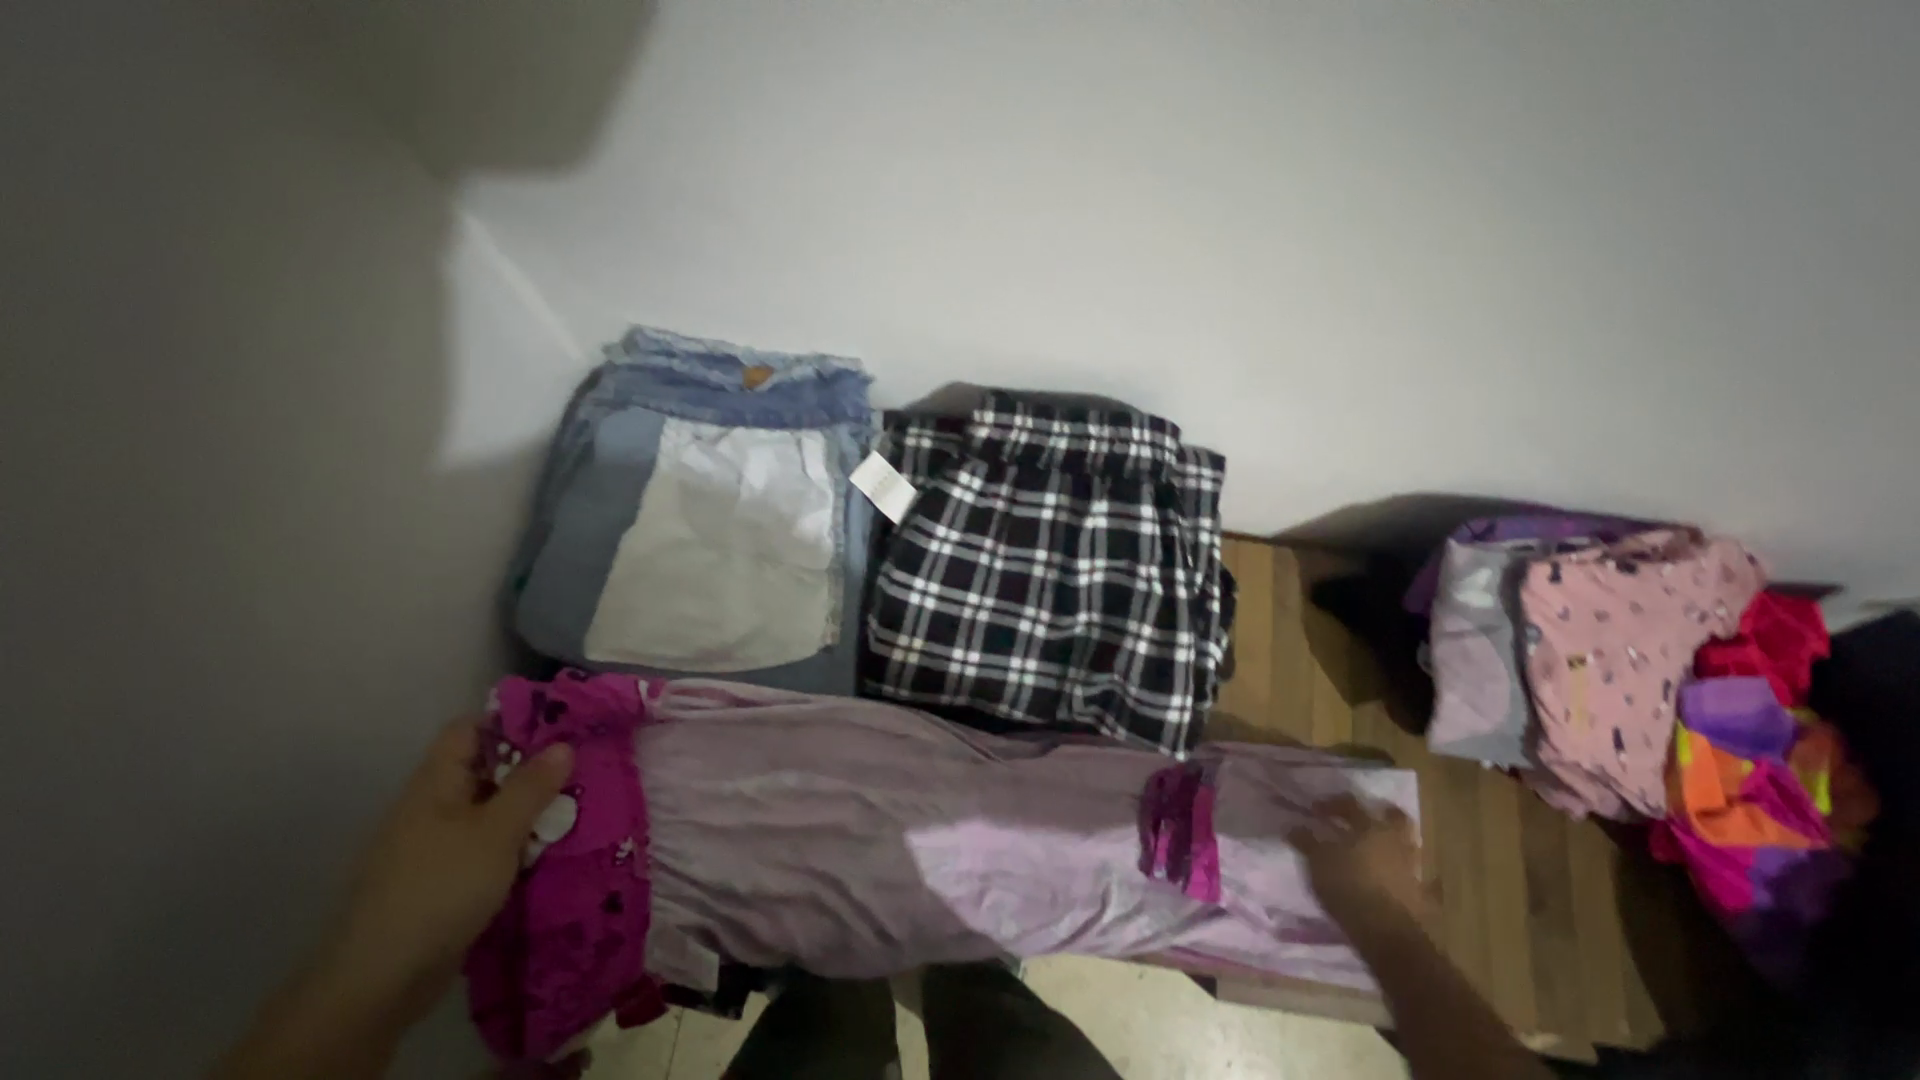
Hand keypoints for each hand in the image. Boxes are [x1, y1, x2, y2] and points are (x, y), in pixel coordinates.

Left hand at [326, 719, 573, 1022]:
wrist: (380, 978)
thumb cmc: (440, 888)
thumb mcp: (497, 832)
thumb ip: (531, 786)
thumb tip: (563, 745)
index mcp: (436, 783)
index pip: (469, 728)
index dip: (511, 719)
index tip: (561, 725)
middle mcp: (431, 806)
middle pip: (484, 768)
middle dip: (531, 768)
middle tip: (582, 770)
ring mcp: (433, 844)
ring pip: (488, 810)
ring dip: (527, 810)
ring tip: (575, 811)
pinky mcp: (442, 880)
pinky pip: (485, 846)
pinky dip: (515, 844)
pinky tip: (545, 854)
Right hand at [1291, 795, 1426, 933]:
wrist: (1387, 932)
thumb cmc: (1348, 886)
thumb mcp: (1318, 861)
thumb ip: (1306, 841)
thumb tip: (1294, 826)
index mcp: (1371, 828)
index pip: (1351, 804)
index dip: (1332, 804)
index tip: (1315, 810)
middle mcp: (1397, 842)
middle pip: (1396, 819)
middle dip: (1382, 815)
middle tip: (1366, 820)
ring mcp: (1414, 869)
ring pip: (1410, 848)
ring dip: (1396, 847)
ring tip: (1378, 853)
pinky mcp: (1423, 897)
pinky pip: (1419, 883)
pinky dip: (1410, 881)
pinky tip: (1399, 884)